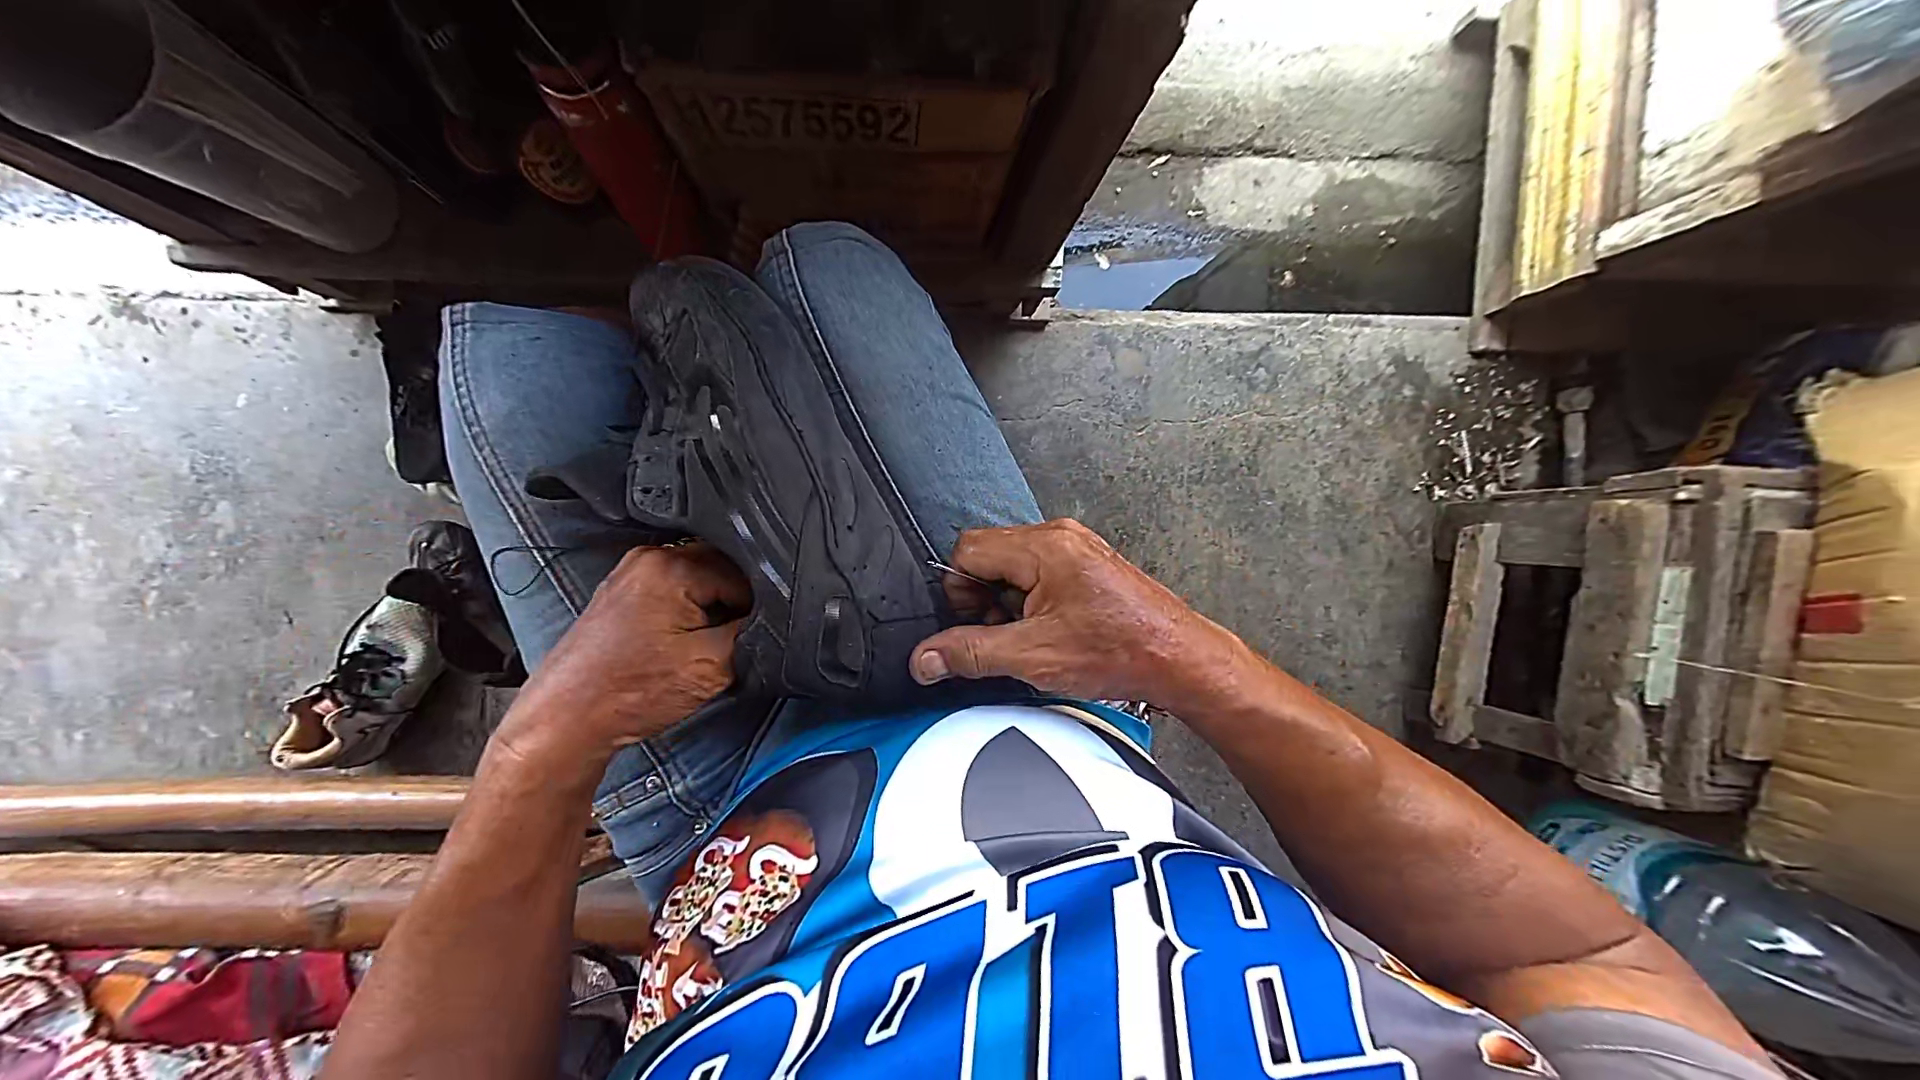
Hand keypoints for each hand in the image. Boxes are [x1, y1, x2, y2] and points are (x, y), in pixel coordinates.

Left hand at [498, 543, 748, 762]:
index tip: (750, 637)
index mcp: (672, 566)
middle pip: (721, 569)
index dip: (756, 609)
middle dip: (735, 603)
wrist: (566, 720)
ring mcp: (632, 573)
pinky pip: (674, 589)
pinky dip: (689, 610)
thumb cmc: (627, 693)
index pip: (743, 576)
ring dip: (713, 607)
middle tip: (732, 640)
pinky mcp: (623, 592)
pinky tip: (682, 641)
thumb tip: (767, 620)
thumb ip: (751, 633)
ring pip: (699, 579)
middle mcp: (650, 558)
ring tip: (704, 643)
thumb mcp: (712, 666)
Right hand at [912, 520, 1252, 711]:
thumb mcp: (1033, 656)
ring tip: (1030, 635)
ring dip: (1008, 603)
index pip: (966, 550)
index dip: (958, 592)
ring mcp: (1075, 549)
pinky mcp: (1085, 566)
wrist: (1179, 660)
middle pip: (988, 555)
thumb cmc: (1125, 650)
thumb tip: (928, 657)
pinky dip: (1031, 603)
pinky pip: (1038, 574)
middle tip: (1002, 632)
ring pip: (1012, 567)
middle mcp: (1060, 538)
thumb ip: (970, 653)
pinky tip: (1049, 632)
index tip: (970, 622)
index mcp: (1044, 547)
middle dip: (983, 599)